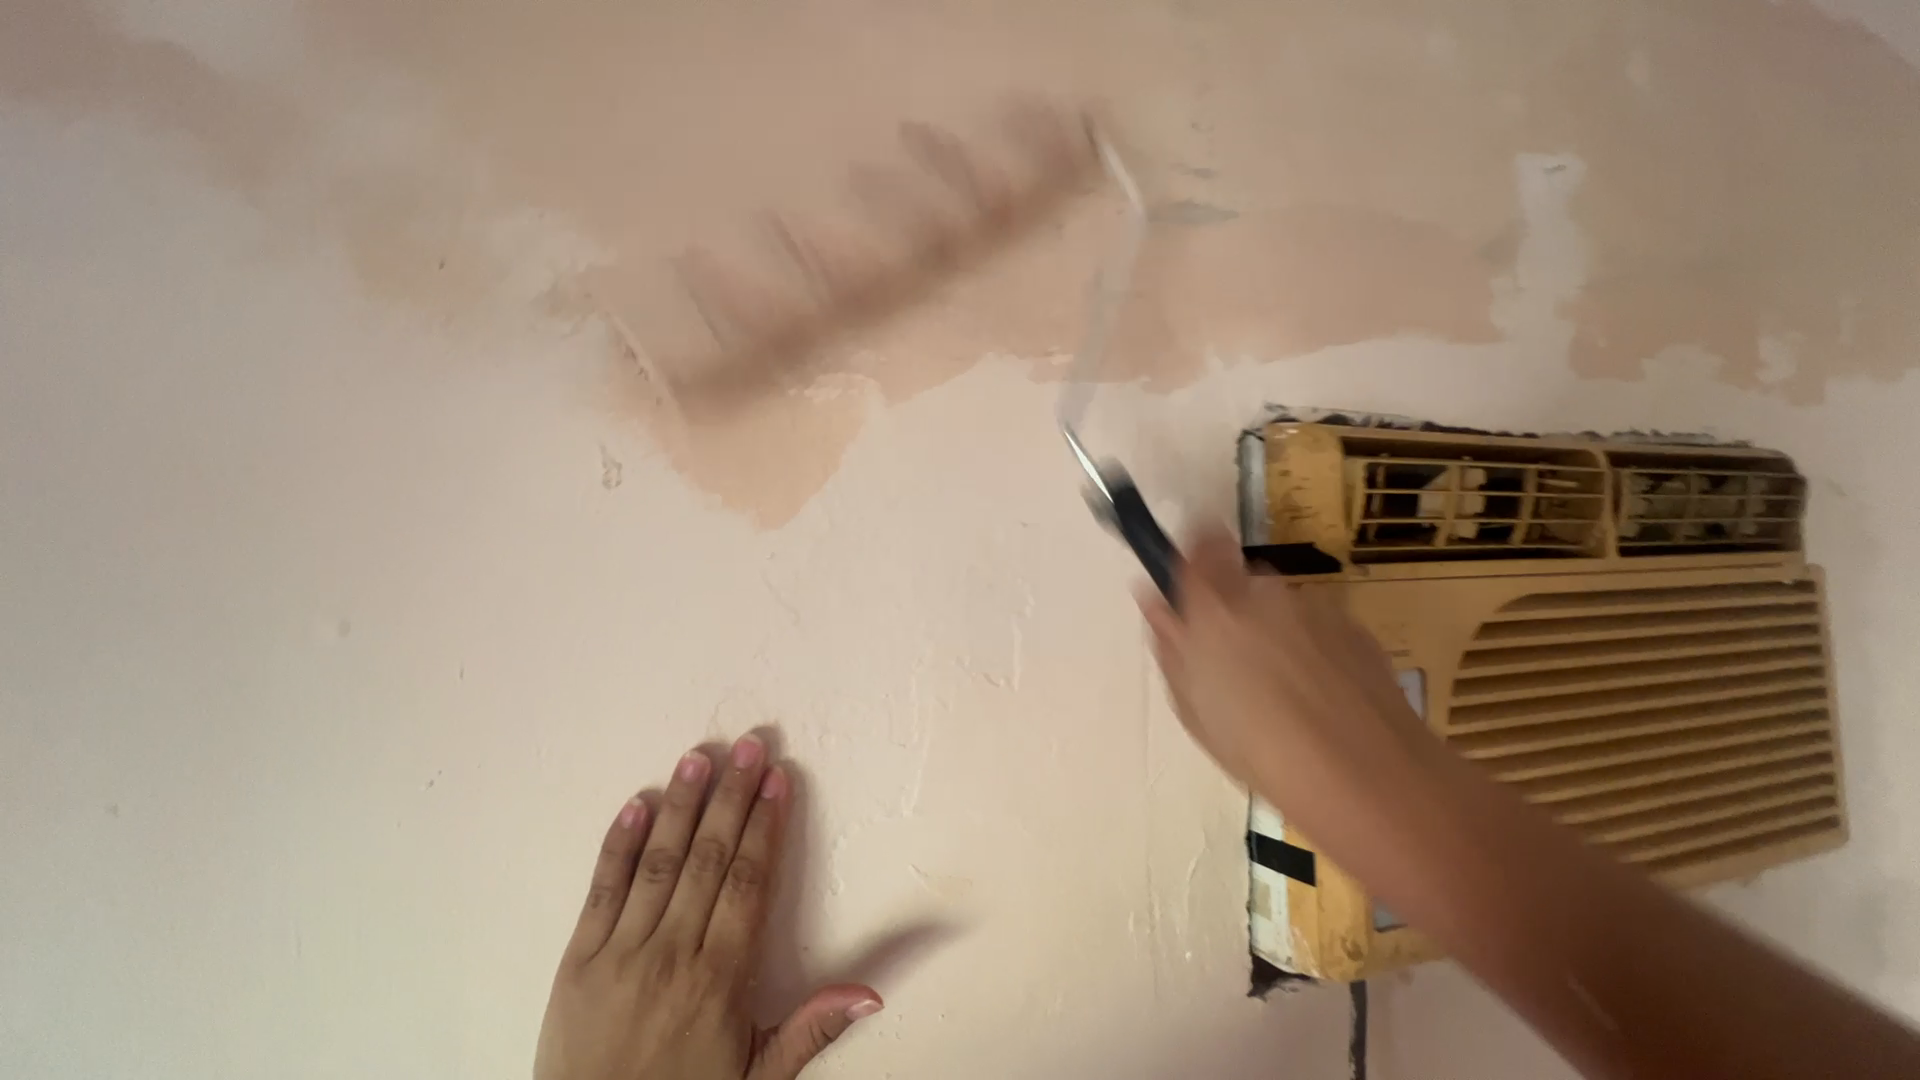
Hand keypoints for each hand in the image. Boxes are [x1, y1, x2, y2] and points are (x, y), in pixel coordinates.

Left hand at [534, 735, 881, 1079]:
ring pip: (659, 863)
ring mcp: (620, 953)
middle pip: (709, 858)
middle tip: (749, 744)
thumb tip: (871, 995)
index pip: (748, 882)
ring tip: (699, 757)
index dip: (765, 825)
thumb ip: (811, 1029)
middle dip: (732, 796)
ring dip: (682, 805)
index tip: (777, 780)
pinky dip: (618, 846)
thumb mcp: (758, 1079)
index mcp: (720, 978)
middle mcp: (672, 954)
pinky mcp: (577, 960)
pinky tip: (636, 805)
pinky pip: (601, 891)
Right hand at [1136, 529, 1444, 851]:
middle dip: (1232, 610)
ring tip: (1281, 694)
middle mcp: (1265, 593)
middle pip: (1241, 581)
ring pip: (1282, 607)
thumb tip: (1157, 604)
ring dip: (1275, 633)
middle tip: (1230, 666)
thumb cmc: (1257, 747)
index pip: (1200, 544)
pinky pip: (1320, 629)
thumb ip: (1171, 645)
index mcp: (1213, 606)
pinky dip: (1313, 652)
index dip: (1194, 559)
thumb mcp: (1191, 706)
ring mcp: (1317, 607)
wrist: (1363, 773)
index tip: (1190, 590)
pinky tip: (1318, 700)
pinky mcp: (1357, 629)